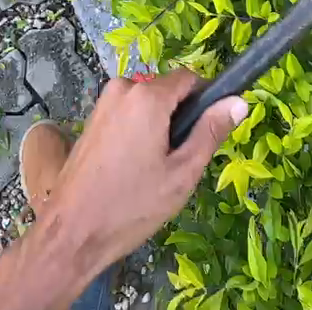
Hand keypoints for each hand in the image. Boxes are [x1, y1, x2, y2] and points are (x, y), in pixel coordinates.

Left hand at [44, 71, 248, 270]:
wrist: (71, 232)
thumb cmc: (131, 205)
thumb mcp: (181, 173)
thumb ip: (210, 132)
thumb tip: (239, 102)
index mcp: (147, 96)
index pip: (189, 78)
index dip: (205, 100)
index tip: (209, 130)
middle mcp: (124, 87)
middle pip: (167, 91)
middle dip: (179, 118)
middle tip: (179, 161)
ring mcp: (104, 101)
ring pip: (148, 104)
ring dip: (158, 127)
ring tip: (154, 170)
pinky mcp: (93, 118)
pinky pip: (129, 113)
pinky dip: (138, 132)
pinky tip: (133, 168)